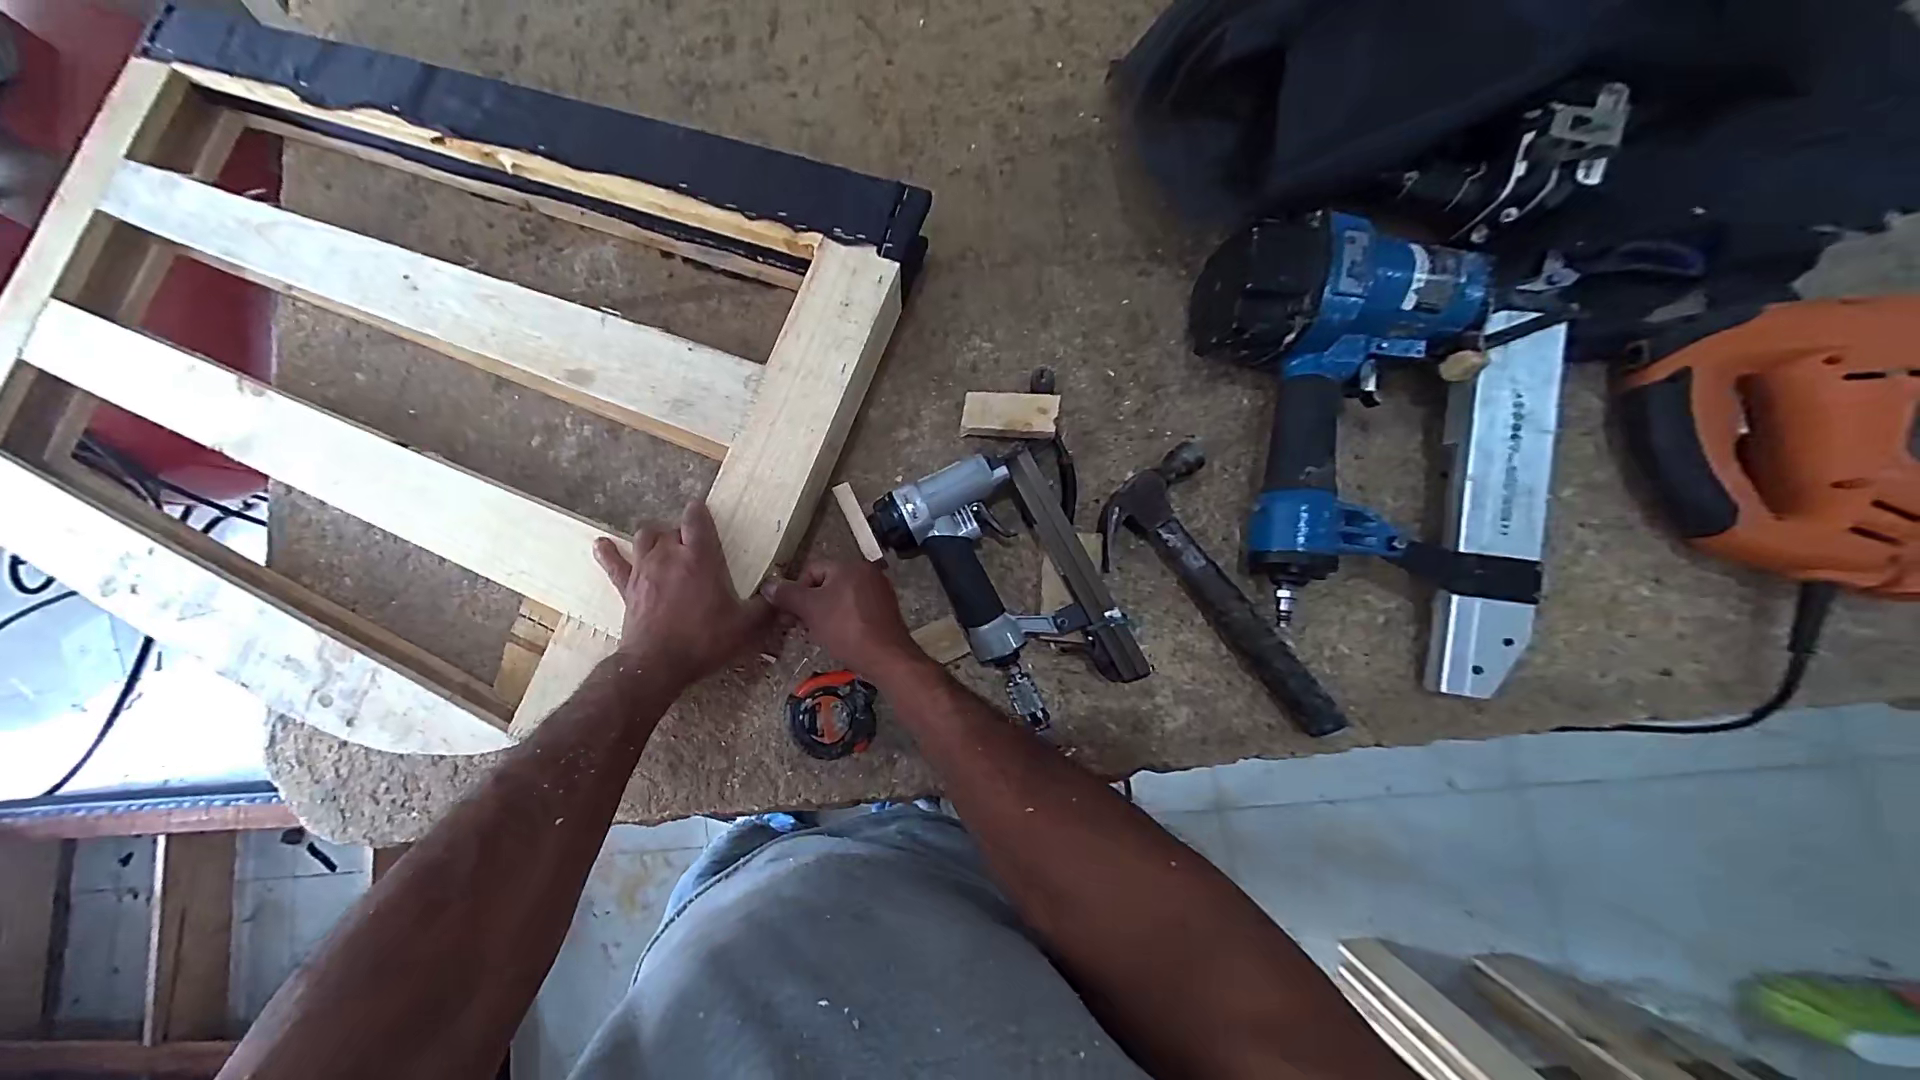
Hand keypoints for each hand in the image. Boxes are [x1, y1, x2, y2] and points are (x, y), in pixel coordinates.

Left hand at [592, 502, 772, 682]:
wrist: (657, 664)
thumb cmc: (704, 640)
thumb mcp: (746, 626)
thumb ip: (767, 608)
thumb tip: (781, 596)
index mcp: (700, 558)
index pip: (696, 519)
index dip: (700, 512)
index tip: (703, 511)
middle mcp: (670, 556)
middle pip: (671, 528)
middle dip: (682, 531)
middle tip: (694, 543)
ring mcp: (644, 570)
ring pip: (645, 537)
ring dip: (655, 536)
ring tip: (664, 541)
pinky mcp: (627, 588)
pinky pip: (614, 564)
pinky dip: (608, 553)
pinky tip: (602, 545)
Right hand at [761, 559, 924, 677]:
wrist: (886, 657)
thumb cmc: (846, 629)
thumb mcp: (810, 610)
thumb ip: (788, 595)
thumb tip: (768, 586)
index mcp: (851, 566)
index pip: (812, 570)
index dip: (796, 591)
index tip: (789, 614)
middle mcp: (868, 573)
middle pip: (827, 584)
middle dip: (809, 605)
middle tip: (799, 626)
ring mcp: (879, 593)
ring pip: (840, 599)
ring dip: (824, 615)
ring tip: (817, 635)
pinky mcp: (884, 612)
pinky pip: (855, 611)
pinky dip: (842, 621)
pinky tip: (837, 638)